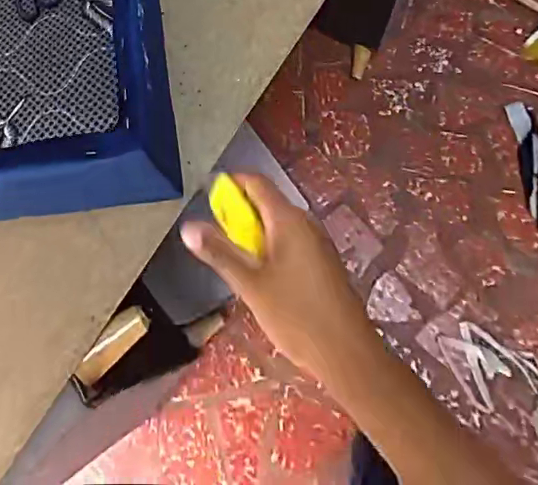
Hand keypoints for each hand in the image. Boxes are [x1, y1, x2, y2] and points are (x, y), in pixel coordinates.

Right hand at [181, 173, 381, 387]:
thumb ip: (219, 253)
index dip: (230, 185)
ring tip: (241, 267)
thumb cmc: (296, 316)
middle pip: (266, 203)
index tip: (209, 201)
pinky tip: (266, 282)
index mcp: (287, 219)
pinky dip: (272, 249)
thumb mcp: (250, 285)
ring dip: (255, 236)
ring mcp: (317, 241)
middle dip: (240, 217)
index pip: (255, 182)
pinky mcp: (323, 262)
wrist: (349, 355)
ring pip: (278, 225)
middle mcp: (305, 222)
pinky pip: (291, 241)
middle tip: (222, 244)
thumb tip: (188, 227)